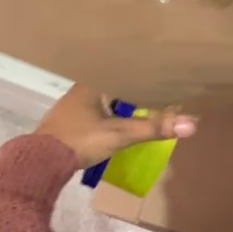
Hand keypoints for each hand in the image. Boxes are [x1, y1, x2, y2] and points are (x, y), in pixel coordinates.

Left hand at [36, 86, 197, 169]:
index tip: (165, 74)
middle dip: (136, 89)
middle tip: (162, 90)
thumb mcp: (120, 134)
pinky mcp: (70, 120)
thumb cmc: (80, 140)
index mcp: (93, 82)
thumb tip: (191, 123)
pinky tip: (122, 120)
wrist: (41, 161)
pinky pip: (98, 110)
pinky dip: (112, 113)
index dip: (145, 74)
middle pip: (116, 84)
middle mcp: (82, 87)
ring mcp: (74, 105)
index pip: (125, 70)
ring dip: (123, 102)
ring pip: (106, 98)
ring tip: (148, 104)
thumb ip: (154, 127)